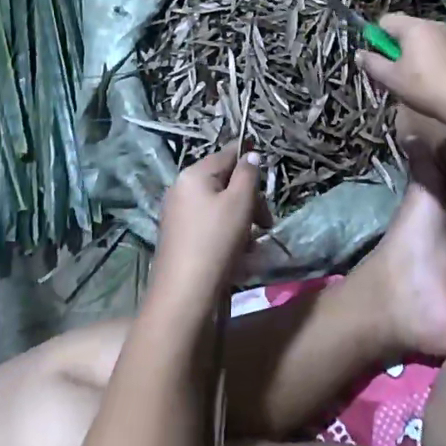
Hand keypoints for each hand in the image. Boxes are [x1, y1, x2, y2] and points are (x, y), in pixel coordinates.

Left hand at [148, 144, 262, 311]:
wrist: (185, 291)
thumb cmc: (217, 241)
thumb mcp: (240, 203)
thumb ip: (248, 174)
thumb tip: (250, 154)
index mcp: (193, 175)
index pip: (227, 155)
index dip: (250, 161)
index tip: (268, 179)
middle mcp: (181, 189)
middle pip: (224, 182)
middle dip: (249, 199)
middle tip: (265, 223)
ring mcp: (177, 213)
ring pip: (219, 206)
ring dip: (241, 219)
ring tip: (252, 244)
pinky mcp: (179, 236)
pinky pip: (209, 224)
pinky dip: (226, 233)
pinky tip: (237, 254)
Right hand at [356, 14, 445, 126]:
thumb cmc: (427, 87)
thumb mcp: (392, 79)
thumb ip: (373, 64)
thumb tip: (359, 54)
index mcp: (414, 27)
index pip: (386, 20)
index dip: (377, 38)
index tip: (378, 60)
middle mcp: (435, 25)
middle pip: (406, 31)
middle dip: (397, 50)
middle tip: (394, 76)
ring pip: (425, 42)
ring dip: (416, 58)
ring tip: (417, 84)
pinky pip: (442, 51)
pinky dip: (434, 63)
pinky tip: (437, 85)